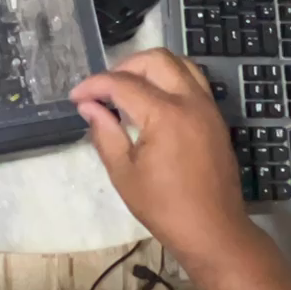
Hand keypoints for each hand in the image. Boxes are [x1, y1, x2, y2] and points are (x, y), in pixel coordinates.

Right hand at [71, 49, 260, 261]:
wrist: (213, 230)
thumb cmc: (164, 206)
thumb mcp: (124, 173)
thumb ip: (104, 133)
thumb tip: (88, 107)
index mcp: (165, 115)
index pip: (122, 84)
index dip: (94, 86)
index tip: (76, 98)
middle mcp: (190, 102)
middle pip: (155, 60)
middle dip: (122, 67)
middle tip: (103, 89)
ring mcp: (207, 107)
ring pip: (179, 63)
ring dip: (149, 68)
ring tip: (127, 88)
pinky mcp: (215, 117)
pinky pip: (193, 80)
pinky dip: (169, 79)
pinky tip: (151, 101)